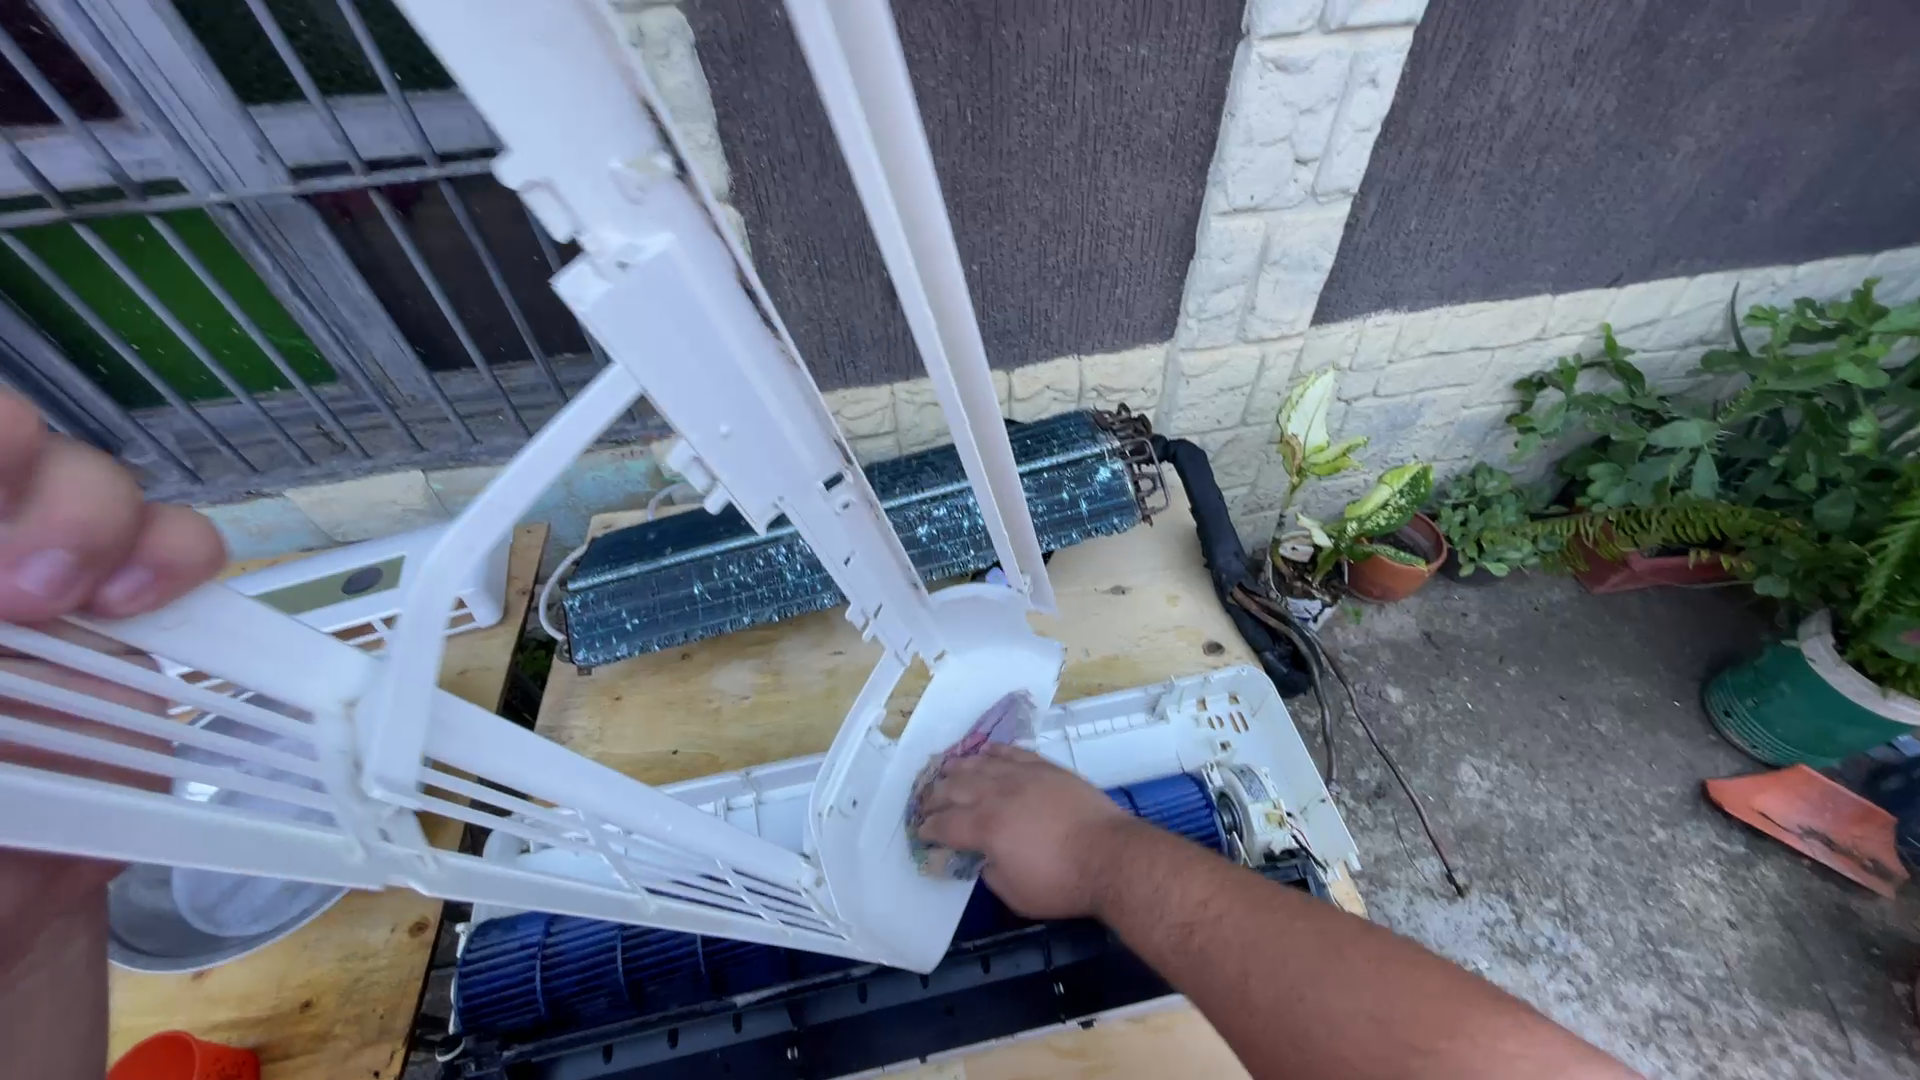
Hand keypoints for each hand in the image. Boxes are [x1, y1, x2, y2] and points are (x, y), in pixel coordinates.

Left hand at [0, 388, 225, 1072]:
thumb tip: (19, 606)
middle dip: (12, 473)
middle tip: (17, 588)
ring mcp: (43, 590)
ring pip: (88, 471)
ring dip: (96, 514)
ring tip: (85, 600)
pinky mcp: (138, 626)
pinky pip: (183, 548)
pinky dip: (183, 555)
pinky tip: (151, 602)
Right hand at [915, 743, 1138, 919]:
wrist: (1110, 855)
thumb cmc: (1062, 882)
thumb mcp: (1015, 893)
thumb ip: (991, 871)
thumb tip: (985, 857)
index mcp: (985, 827)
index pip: (945, 824)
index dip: (929, 828)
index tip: (921, 831)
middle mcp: (997, 794)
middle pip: (955, 787)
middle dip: (935, 795)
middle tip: (926, 802)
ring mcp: (1022, 775)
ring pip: (980, 764)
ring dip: (958, 767)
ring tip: (945, 770)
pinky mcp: (1045, 767)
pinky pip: (1012, 752)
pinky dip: (993, 751)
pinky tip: (985, 752)